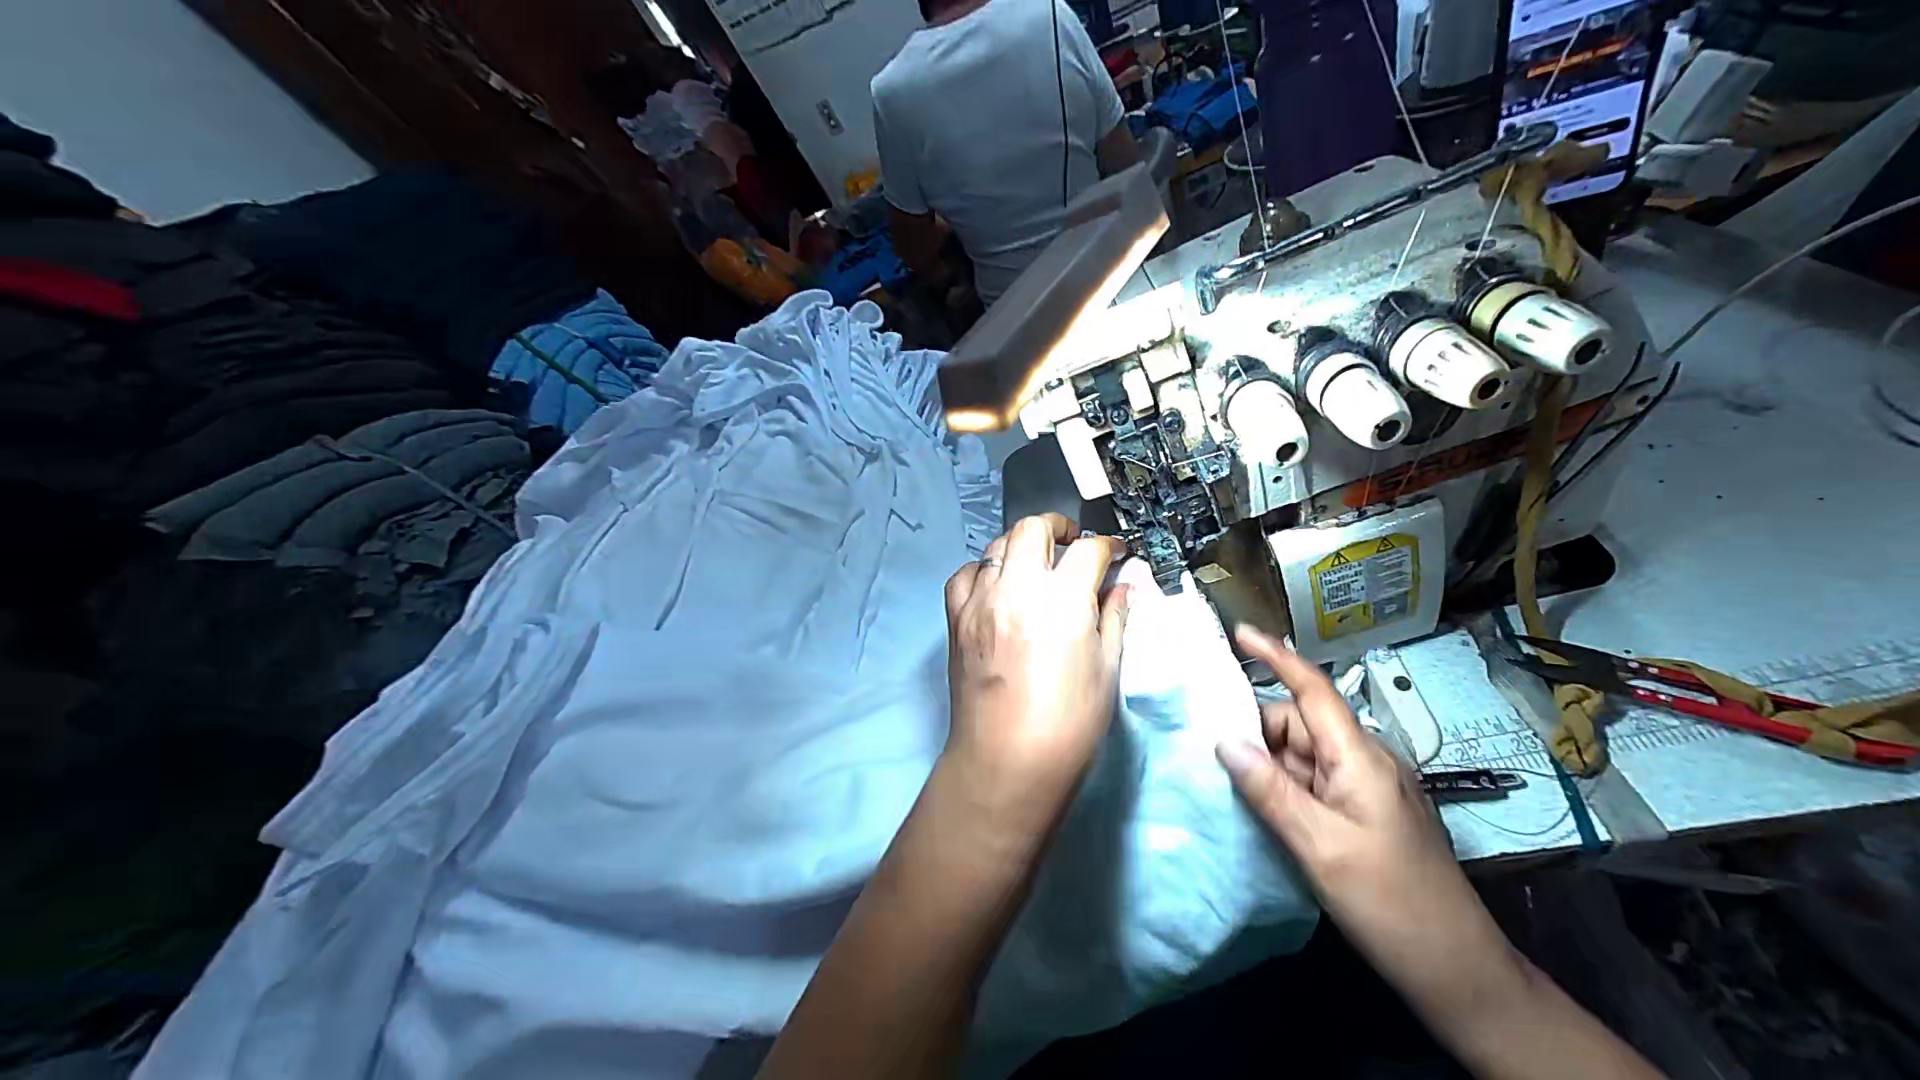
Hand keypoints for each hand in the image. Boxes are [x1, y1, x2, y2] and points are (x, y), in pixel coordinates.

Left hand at [942, 513, 1128, 802]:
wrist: (1006, 761)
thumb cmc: (1068, 723)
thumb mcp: (1106, 670)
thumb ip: (1114, 618)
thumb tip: (1123, 588)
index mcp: (1063, 600)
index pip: (1088, 551)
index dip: (1109, 547)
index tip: (1116, 554)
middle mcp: (1017, 588)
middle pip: (1032, 529)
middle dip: (1058, 528)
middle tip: (1074, 546)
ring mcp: (980, 601)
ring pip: (996, 545)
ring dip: (1021, 546)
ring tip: (1037, 565)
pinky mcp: (956, 619)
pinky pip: (964, 575)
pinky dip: (983, 570)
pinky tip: (997, 585)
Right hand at [1216, 625, 1524, 1024]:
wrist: (1458, 971)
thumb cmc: (1390, 902)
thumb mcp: (1320, 846)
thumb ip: (1270, 790)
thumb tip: (1224, 741)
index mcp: (1360, 758)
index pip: (1313, 690)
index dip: (1276, 657)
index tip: (1240, 632)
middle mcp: (1365, 761)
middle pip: (1298, 724)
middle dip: (1258, 735)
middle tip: (1217, 761)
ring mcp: (1366, 788)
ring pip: (1302, 755)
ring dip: (1269, 766)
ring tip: (1236, 792)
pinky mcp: (1364, 812)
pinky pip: (1313, 781)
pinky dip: (1284, 787)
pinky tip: (1264, 810)